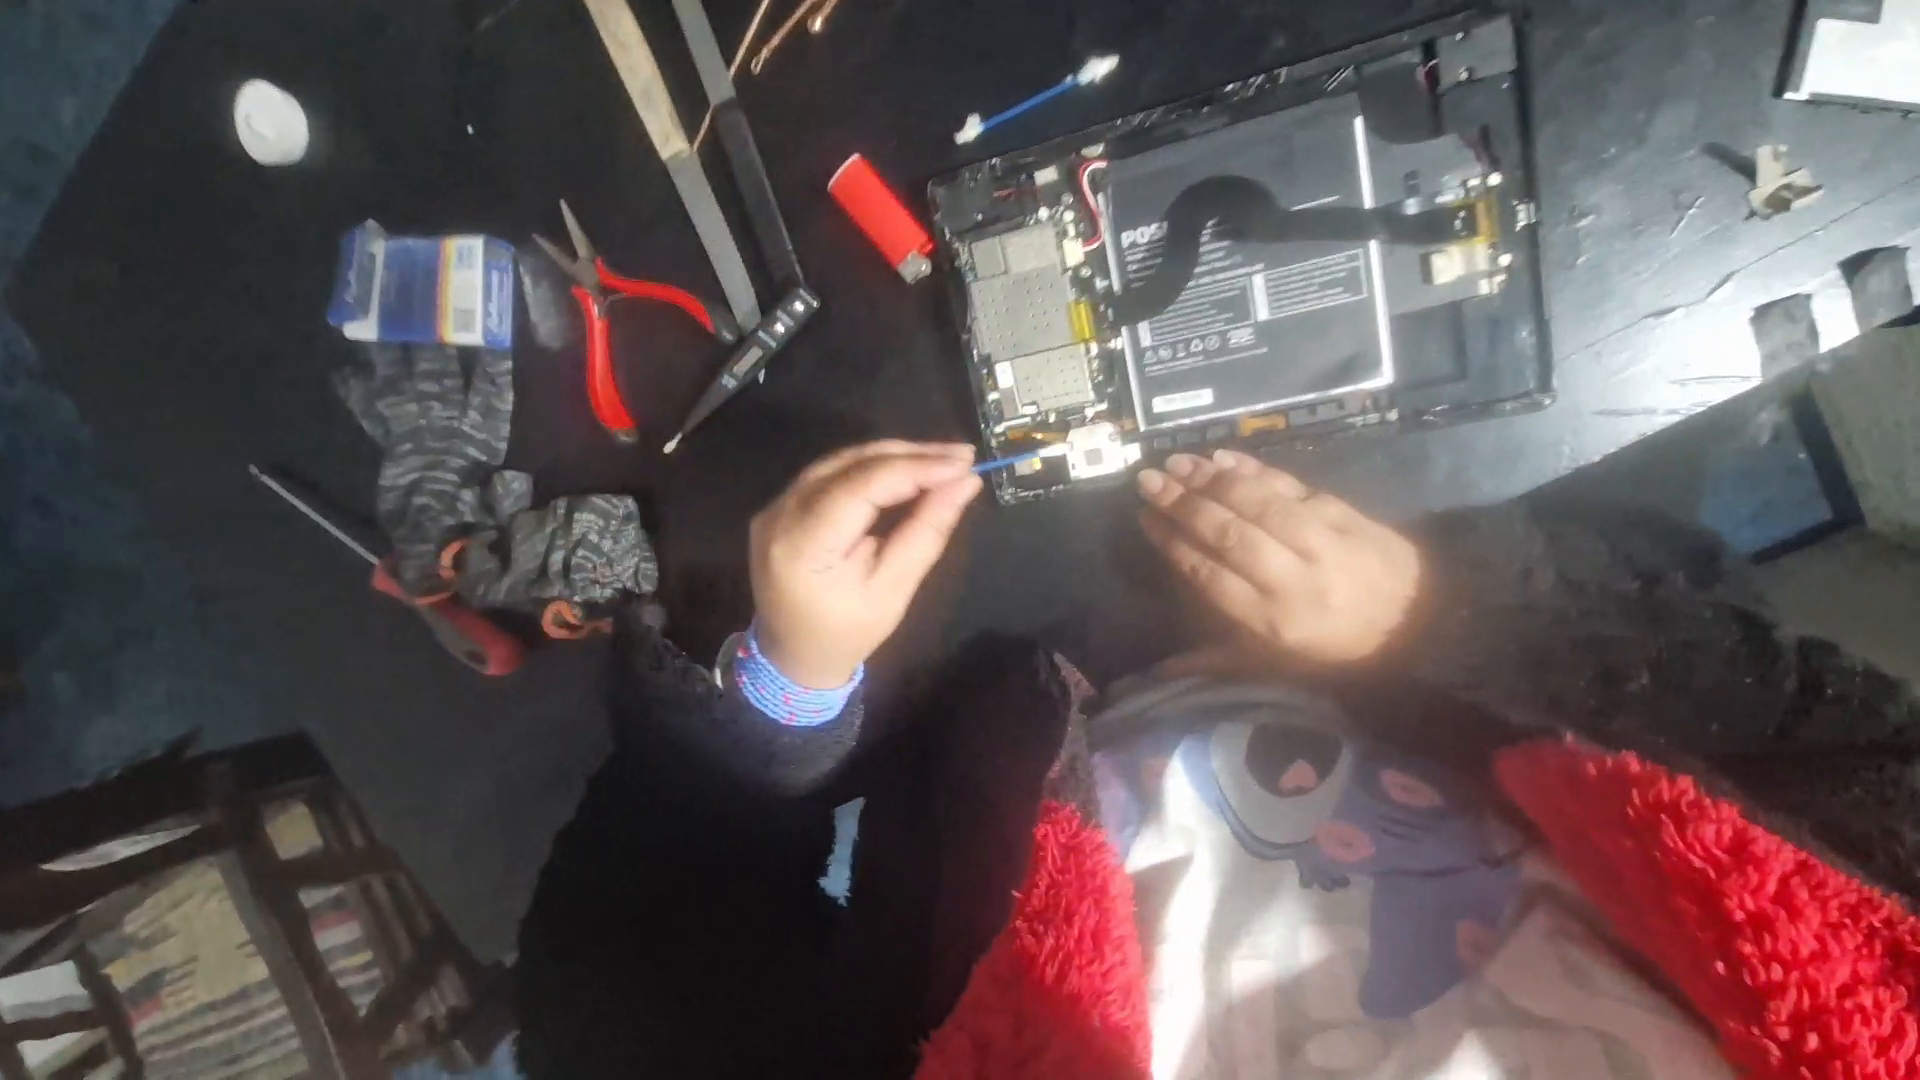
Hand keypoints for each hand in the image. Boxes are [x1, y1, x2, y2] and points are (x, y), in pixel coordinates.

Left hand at [751, 440, 983, 686]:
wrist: (794, 656)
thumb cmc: (848, 632)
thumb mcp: (894, 590)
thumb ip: (926, 532)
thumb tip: (965, 483)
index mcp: (803, 546)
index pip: (862, 486)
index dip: (916, 468)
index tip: (964, 464)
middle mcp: (780, 515)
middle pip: (850, 464)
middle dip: (910, 455)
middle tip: (962, 456)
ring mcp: (775, 507)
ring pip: (841, 461)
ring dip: (894, 456)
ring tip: (943, 460)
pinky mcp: (781, 505)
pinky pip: (831, 473)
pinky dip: (873, 467)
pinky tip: (907, 469)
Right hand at [1136, 449, 1419, 663]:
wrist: (1424, 624)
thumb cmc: (1340, 650)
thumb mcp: (1280, 666)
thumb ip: (1218, 660)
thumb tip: (1162, 673)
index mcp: (1273, 621)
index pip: (1208, 574)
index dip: (1172, 543)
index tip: (1145, 518)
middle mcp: (1292, 577)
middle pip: (1226, 533)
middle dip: (1181, 504)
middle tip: (1147, 480)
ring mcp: (1321, 540)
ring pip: (1256, 503)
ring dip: (1210, 479)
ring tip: (1176, 462)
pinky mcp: (1342, 513)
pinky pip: (1289, 485)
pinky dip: (1253, 469)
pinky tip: (1221, 457)